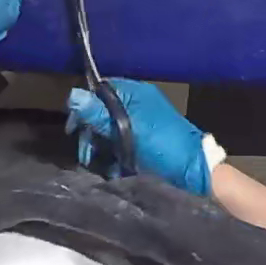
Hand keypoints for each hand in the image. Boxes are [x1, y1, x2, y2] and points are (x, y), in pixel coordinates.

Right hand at [66, 78, 223, 195]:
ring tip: (98, 165)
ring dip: (99, 148)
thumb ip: (98, 114)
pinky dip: (112, 156)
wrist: (194, 174)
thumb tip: (72, 95)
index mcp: (135, 93)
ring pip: (107, 131)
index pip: (100, 90)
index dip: (83, 107)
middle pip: (100, 112)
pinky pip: (119, 144)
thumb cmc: (162, 146)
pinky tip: (111, 169)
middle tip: (86, 154)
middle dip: (90, 133)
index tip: (74, 129)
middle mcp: (136, 104)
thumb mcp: (128, 130)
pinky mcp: (143, 142)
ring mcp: (141, 124)